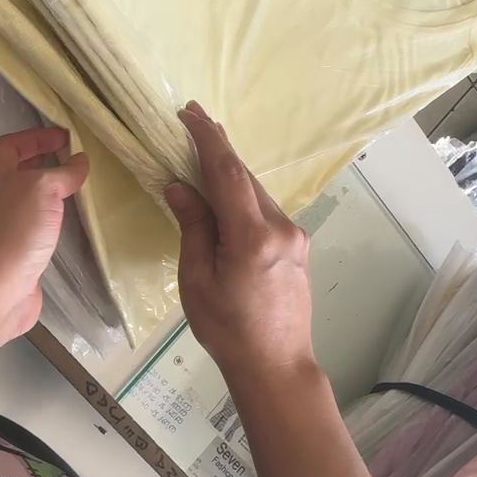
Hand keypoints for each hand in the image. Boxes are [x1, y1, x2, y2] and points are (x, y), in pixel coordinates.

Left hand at [0, 127, 90, 343]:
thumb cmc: (16, 230)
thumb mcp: (42, 188)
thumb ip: (63, 172)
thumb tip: (79, 162)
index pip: (10, 144)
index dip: (35, 136)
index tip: (64, 137)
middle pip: (17, 169)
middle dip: (43, 160)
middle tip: (73, 159)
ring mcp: (4, 223)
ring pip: (27, 196)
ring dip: (48, 188)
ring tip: (76, 184)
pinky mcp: (15, 247)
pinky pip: (34, 221)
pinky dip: (50, 214)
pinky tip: (68, 217)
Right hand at [164, 103, 315, 388]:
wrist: (275, 363)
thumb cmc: (226, 328)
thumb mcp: (196, 280)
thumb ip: (193, 228)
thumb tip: (180, 187)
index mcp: (252, 236)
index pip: (227, 173)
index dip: (208, 139)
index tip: (191, 113)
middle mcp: (281, 227)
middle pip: (244, 177)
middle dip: (218, 150)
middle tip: (191, 125)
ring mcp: (294, 235)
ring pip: (256, 193)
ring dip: (229, 175)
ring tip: (200, 161)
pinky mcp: (296, 246)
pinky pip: (264, 210)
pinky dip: (241, 197)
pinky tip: (224, 200)